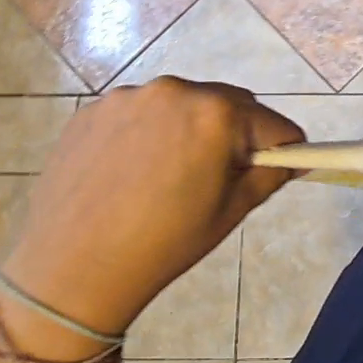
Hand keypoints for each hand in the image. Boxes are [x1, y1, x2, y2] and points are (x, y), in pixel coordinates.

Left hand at [0, 78, 303, 344]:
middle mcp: (176, 90)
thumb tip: (291, 158)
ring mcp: (129, 96)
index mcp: (217, 114)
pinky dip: (148, 132)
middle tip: (220, 174)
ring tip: (170, 173)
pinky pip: (140, 112)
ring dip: (190, 128)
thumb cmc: (164, 244)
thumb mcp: (231, 212)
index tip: (277, 169)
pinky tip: (133, 171)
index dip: (281, 147)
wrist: (70, 271)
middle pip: (228, 104)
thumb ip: (270, 174)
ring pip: (182, 105)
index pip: (272, 122)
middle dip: (235, 132)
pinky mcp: (93, 109)